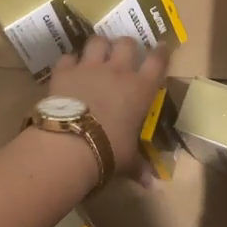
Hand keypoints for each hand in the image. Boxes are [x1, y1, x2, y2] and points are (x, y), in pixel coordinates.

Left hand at [47, 36, 168, 183]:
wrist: (71, 144)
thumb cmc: (109, 151)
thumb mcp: (128, 160)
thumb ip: (139, 167)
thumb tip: (151, 185)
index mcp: (141, 89)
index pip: (157, 61)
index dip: (160, 52)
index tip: (161, 46)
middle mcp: (118, 71)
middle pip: (127, 43)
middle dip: (127, 45)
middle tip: (124, 53)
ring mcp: (90, 67)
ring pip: (97, 41)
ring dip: (99, 45)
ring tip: (97, 53)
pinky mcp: (65, 71)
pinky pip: (68, 57)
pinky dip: (70, 61)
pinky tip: (69, 68)